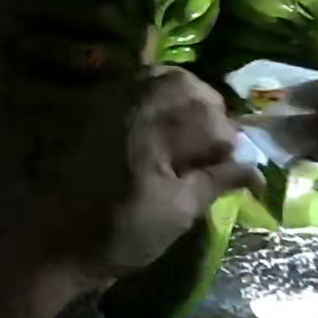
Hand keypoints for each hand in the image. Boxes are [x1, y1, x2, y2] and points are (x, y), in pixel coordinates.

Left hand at [46, 67, 262, 286]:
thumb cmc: (123, 232)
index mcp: (155, 128)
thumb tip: (256, 170)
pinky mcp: (100, 106)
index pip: (210, 118)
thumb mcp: (179, 212)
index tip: (234, 165)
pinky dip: (159, 91)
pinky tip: (166, 118)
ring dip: (187, 96)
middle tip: (216, 145)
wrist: (62, 240)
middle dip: (210, 111)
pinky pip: (137, 82)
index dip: (228, 142)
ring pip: (162, 77)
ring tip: (194, 130)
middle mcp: (134, 103)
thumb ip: (217, 180)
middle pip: (186, 85)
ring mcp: (114, 101)